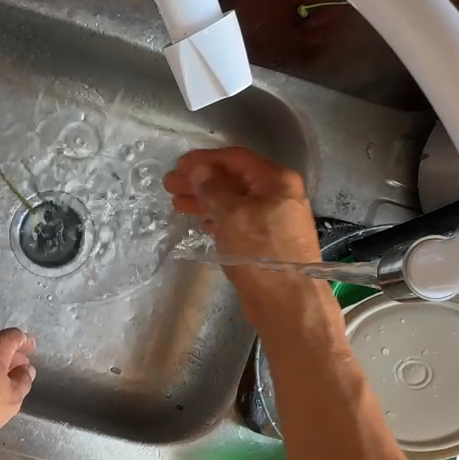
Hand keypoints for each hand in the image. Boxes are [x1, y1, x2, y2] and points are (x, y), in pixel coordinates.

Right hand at [165, 147, 321, 265]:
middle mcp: (277, 195)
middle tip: (171, 184)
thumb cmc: (261, 252)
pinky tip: (202, 223)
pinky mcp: (265, 241)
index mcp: (275, 181)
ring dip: (205, 200)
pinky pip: (237, 221)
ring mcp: (272, 219)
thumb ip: (214, 190)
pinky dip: (218, 219)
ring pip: (233, 202)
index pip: (236, 159)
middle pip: (233, 180)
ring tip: (178, 203)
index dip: (205, 159)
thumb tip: (200, 170)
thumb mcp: (233, 215)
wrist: (287, 300)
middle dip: (201, 180)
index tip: (179, 164)